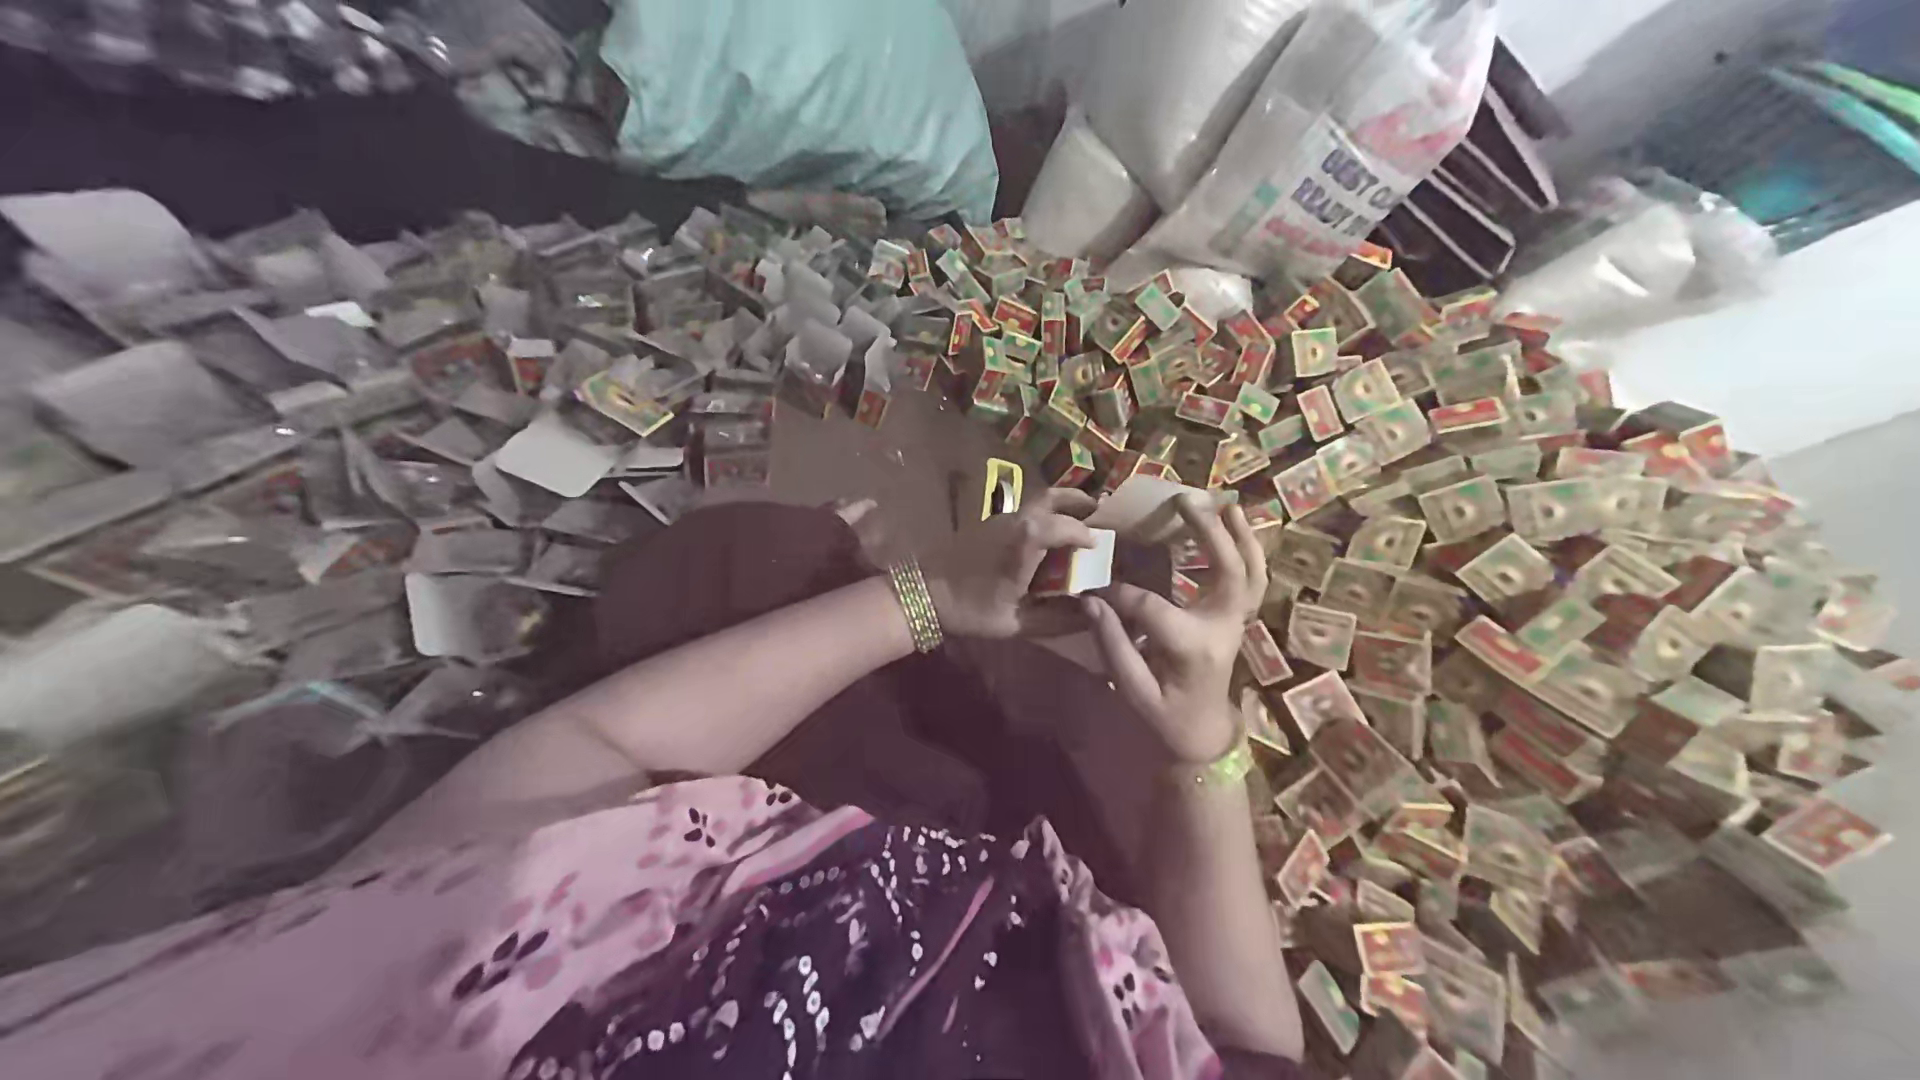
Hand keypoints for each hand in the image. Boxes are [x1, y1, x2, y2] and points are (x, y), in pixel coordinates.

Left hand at [925, 487, 1098, 638]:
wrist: (923, 593)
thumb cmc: (971, 609)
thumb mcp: (1016, 623)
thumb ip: (1057, 620)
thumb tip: (1090, 614)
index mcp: (1025, 542)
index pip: (1066, 527)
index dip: (1086, 535)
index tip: (1098, 547)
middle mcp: (1015, 521)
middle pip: (1052, 498)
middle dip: (1078, 503)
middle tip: (1097, 511)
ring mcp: (999, 517)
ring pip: (1036, 498)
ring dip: (1060, 503)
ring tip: (1077, 515)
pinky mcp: (987, 520)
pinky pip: (1023, 507)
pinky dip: (1042, 510)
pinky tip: (1046, 530)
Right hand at [1082, 496, 1266, 765]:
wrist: (1203, 734)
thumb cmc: (1166, 717)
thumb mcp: (1133, 692)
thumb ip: (1113, 645)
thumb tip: (1092, 602)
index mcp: (1193, 647)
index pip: (1150, 606)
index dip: (1117, 595)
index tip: (1092, 591)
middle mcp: (1223, 628)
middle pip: (1228, 572)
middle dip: (1209, 533)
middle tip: (1186, 501)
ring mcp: (1235, 622)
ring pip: (1251, 573)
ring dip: (1242, 536)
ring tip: (1227, 503)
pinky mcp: (1236, 619)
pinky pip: (1251, 579)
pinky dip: (1248, 550)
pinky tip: (1237, 526)